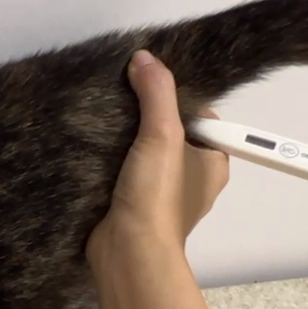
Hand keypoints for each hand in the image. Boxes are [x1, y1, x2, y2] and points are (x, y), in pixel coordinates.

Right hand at [88, 50, 229, 265]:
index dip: (176, 100)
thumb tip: (143, 57)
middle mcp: (194, 180)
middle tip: (118, 102)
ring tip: (101, 122)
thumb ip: (156, 91)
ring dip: (125, 142)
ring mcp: (163, 197)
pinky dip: (111, 164)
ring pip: (145, 155)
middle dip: (145, 120)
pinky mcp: (134, 208)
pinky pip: (125, 175)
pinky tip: (92, 151)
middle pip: (170, 134)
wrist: (126, 251)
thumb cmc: (157, 195)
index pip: (201, 118)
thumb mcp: (163, 133)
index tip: (148, 90)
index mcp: (215, 163)